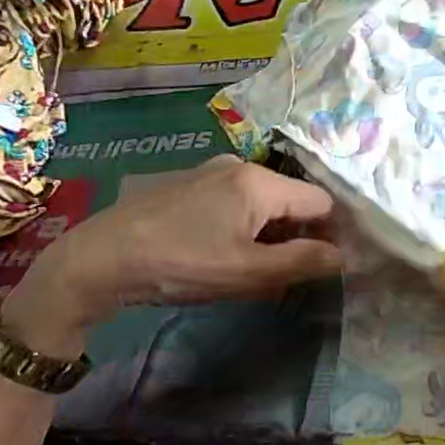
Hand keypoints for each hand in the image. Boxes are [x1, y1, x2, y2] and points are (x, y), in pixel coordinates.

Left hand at [4, 157, 341, 356]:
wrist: (103, 258)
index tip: (321, 267)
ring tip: (249, 273)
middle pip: (288, 200)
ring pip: (258, 204)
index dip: (329, 234)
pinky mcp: (186, 186)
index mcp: (258, 181)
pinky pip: (230, 204)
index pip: (319, 201)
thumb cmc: (181, 264)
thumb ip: (300, 262)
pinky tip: (218, 256)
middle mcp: (237, 166)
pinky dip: (239, 228)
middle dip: (294, 238)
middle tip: (282, 278)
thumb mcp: (247, 272)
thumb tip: (342, 255)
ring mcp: (207, 173)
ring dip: (265, 237)